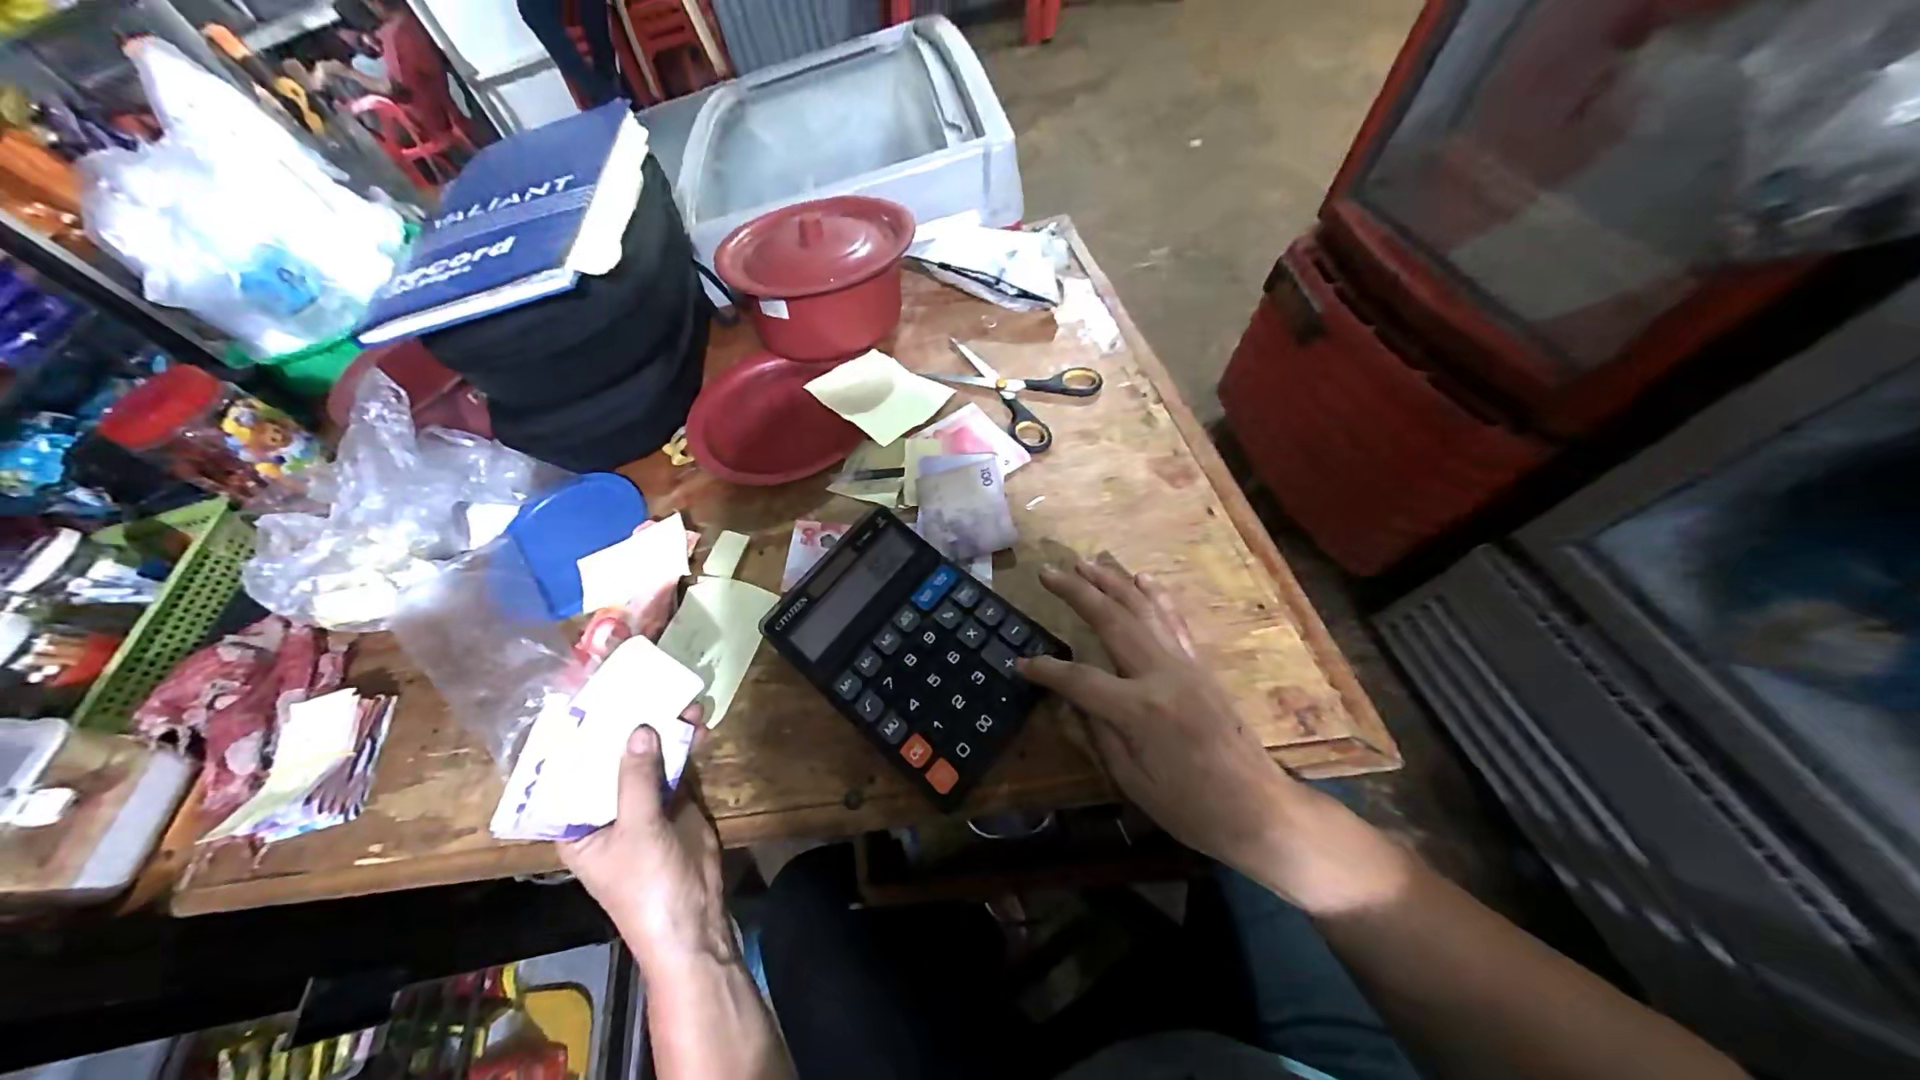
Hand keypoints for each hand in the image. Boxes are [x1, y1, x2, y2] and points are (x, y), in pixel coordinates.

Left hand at [559, 710, 735, 972]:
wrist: (695, 918)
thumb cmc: (646, 886)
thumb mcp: (636, 832)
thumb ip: (637, 779)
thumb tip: (640, 727)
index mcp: (577, 823)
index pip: (566, 772)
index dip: (575, 737)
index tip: (585, 697)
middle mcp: (606, 806)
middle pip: (610, 758)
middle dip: (625, 725)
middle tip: (638, 685)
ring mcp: (643, 802)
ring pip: (647, 756)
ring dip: (661, 728)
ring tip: (676, 696)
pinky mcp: (676, 799)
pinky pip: (677, 764)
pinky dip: (686, 742)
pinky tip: (696, 720)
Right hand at [1018, 558, 1301, 879]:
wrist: (1257, 808)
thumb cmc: (1189, 807)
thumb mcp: (1132, 779)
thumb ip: (1099, 731)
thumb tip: (1074, 697)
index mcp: (1139, 709)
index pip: (1080, 678)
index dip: (1046, 670)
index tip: (1021, 664)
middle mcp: (1162, 674)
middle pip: (1112, 620)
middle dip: (1077, 593)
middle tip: (1048, 573)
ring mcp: (1186, 665)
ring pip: (1143, 610)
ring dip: (1112, 582)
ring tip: (1086, 564)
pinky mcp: (1201, 666)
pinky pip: (1174, 621)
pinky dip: (1156, 596)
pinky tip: (1141, 578)